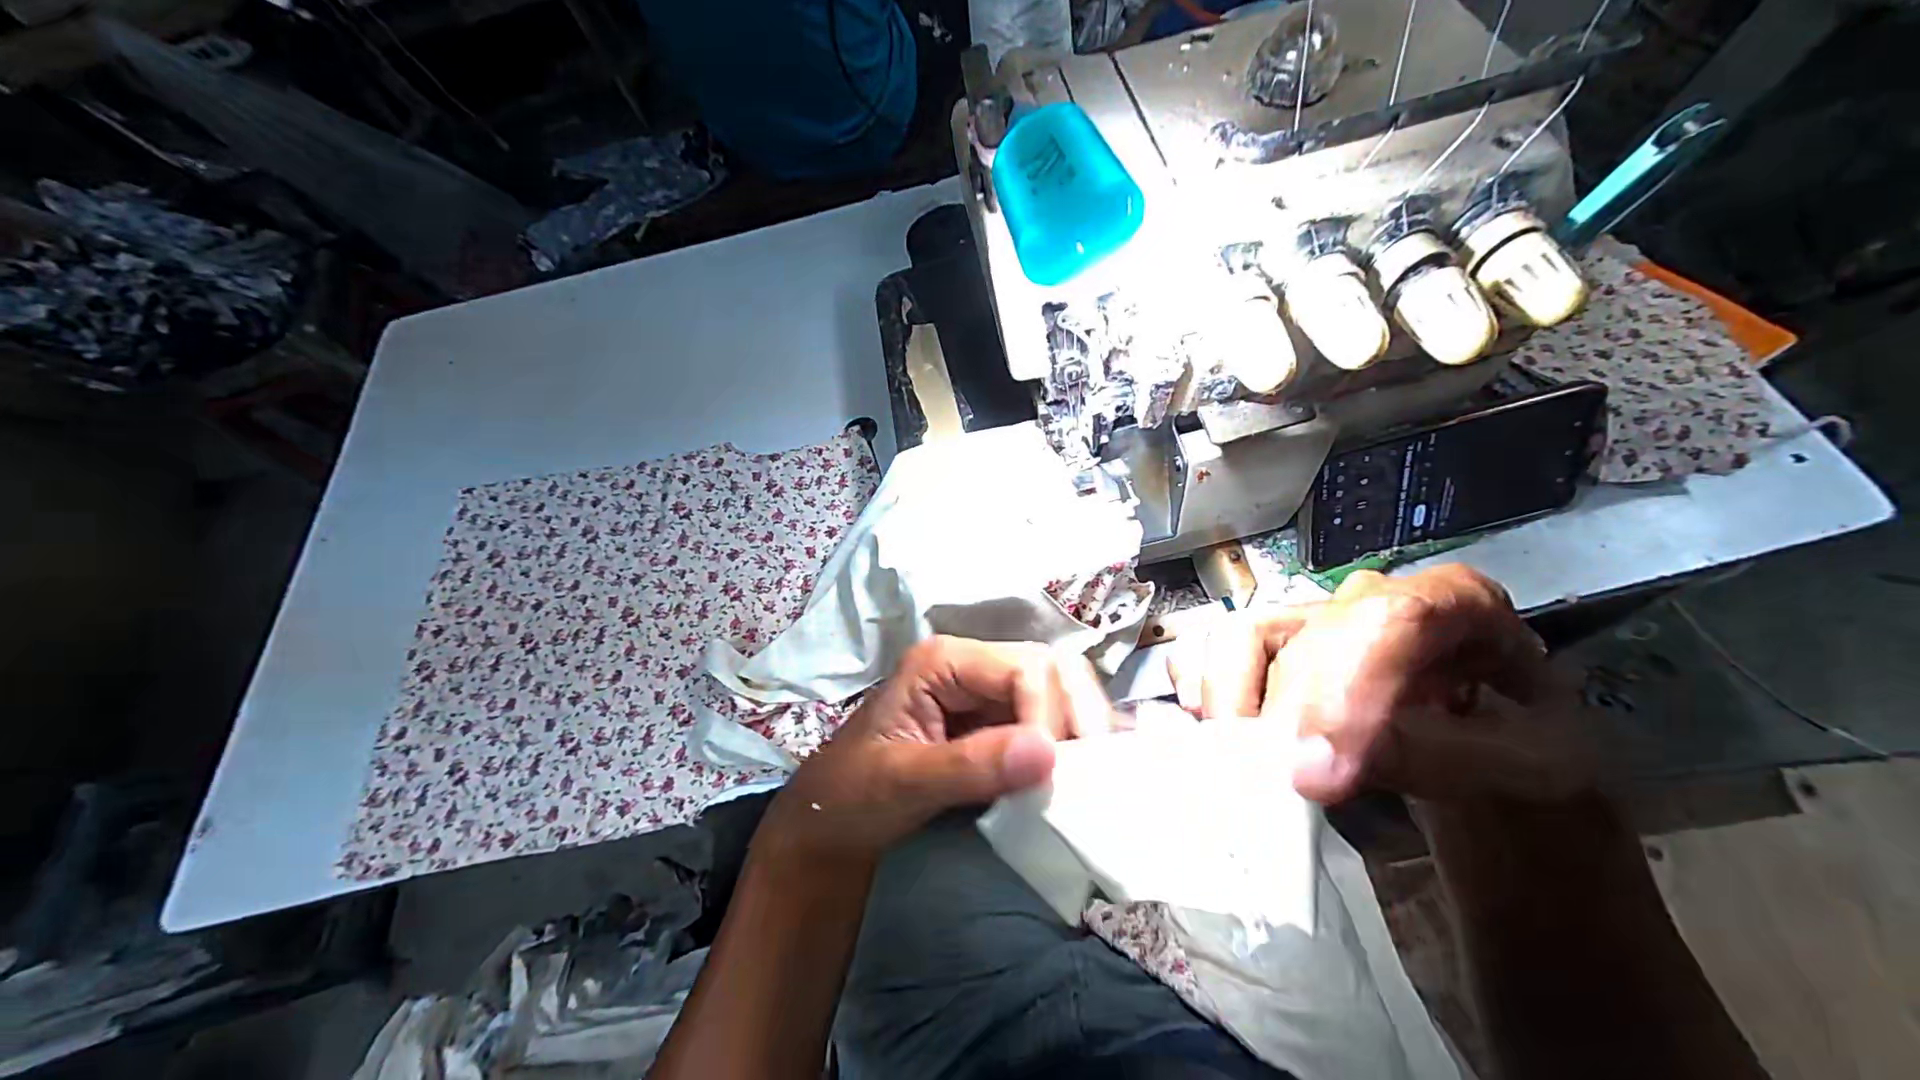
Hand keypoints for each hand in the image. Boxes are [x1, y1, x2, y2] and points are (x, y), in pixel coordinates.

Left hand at [755, 636, 1116, 866]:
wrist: (831, 824)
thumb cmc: (851, 795)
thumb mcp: (902, 783)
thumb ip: (970, 765)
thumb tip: (1049, 752)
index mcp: (942, 661)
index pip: (1023, 669)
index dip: (1047, 716)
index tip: (1050, 773)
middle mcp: (970, 665)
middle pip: (1051, 668)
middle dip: (1076, 715)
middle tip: (1090, 771)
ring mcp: (985, 692)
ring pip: (1058, 691)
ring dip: (1080, 728)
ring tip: (1093, 774)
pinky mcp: (996, 722)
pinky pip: (1049, 720)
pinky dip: (1070, 743)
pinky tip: (1084, 771)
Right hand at [1167, 564, 1589, 803]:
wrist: (1498, 771)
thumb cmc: (1526, 761)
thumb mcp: (1525, 768)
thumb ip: (1430, 755)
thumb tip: (1310, 760)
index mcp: (1452, 605)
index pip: (1392, 620)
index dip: (1344, 687)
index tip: (1313, 772)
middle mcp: (1367, 604)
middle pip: (1303, 632)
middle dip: (1285, 710)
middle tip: (1281, 784)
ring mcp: (1311, 626)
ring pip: (1240, 635)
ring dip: (1227, 700)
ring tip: (1244, 762)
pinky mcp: (1270, 655)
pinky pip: (1211, 655)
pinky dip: (1200, 692)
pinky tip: (1215, 732)